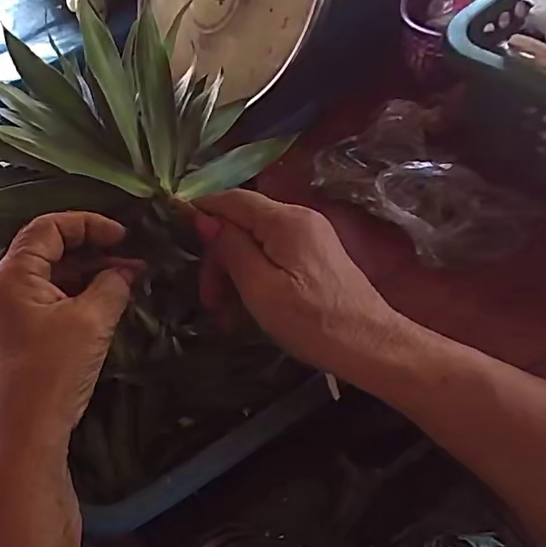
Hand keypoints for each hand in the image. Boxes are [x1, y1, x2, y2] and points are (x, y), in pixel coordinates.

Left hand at [0, 212, 141, 444]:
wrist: (27, 431)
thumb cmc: (53, 370)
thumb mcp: (91, 321)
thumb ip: (112, 284)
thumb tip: (129, 268)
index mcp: (14, 273)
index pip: (48, 226)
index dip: (88, 223)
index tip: (124, 234)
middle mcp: (9, 284)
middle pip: (50, 247)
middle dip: (93, 247)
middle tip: (132, 256)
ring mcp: (16, 308)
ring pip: (56, 273)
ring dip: (91, 271)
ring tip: (131, 277)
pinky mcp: (27, 329)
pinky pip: (56, 297)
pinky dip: (83, 293)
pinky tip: (112, 298)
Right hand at [192, 189, 413, 376]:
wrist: (372, 347)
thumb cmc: (312, 322)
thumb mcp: (260, 288)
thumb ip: (231, 248)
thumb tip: (203, 218)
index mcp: (285, 221)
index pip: (232, 199)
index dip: (200, 211)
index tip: (173, 233)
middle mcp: (299, 218)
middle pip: (241, 222)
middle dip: (217, 255)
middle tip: (207, 299)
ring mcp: (310, 236)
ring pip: (254, 240)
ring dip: (232, 270)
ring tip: (224, 311)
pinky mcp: (314, 255)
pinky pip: (271, 253)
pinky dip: (251, 274)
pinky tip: (245, 303)